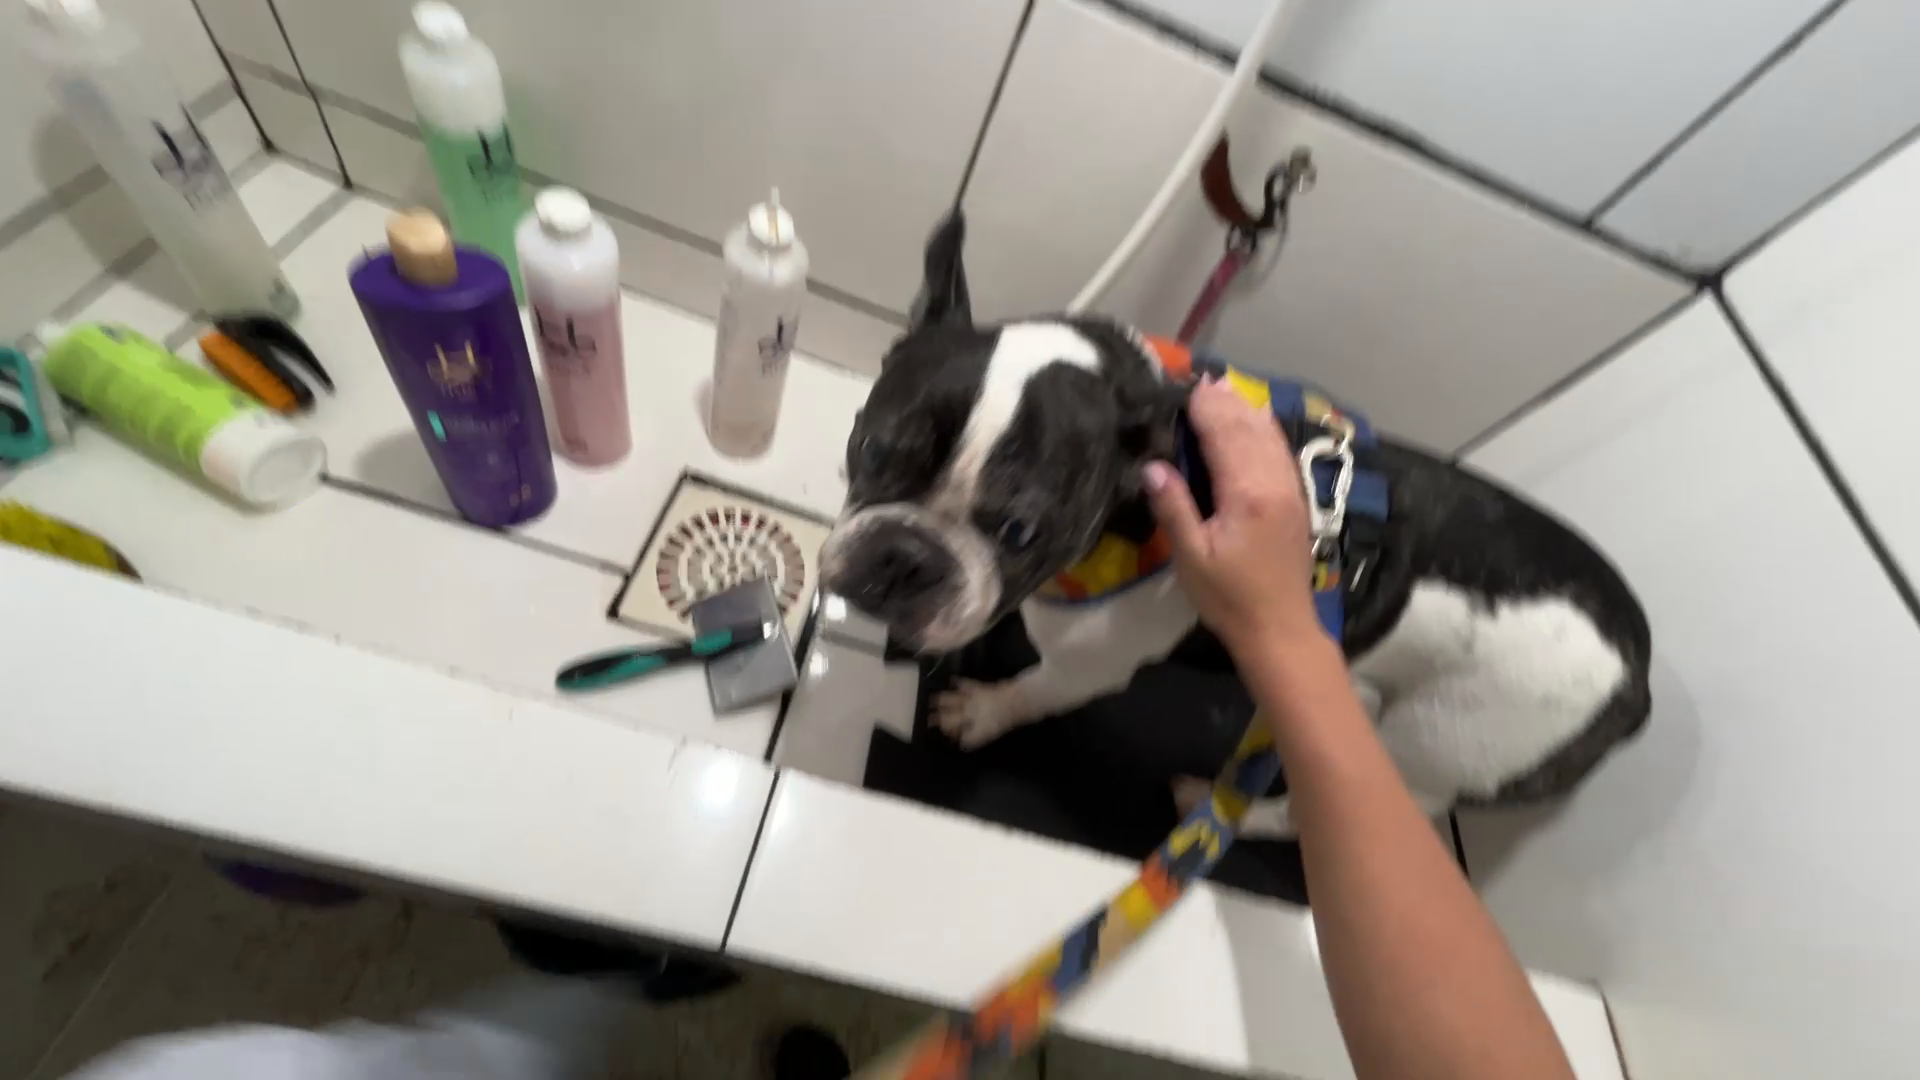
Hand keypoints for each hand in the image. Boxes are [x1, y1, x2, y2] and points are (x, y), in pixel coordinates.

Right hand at [1144, 378, 1322, 658]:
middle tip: (1202, 379)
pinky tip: (1258, 420)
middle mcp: (1273, 483)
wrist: (1279, 629)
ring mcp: (1289, 491)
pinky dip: (1266, 430)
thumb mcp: (1190, 558)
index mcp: (1246, 494)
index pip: (1223, 437)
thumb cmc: (1229, 597)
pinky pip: (1281, 453)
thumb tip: (1153, 466)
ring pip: (1269, 437)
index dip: (1205, 409)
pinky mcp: (1295, 501)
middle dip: (1225, 402)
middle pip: (1248, 430)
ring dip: (1246, 410)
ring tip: (1225, 389)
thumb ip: (1174, 508)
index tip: (1187, 385)